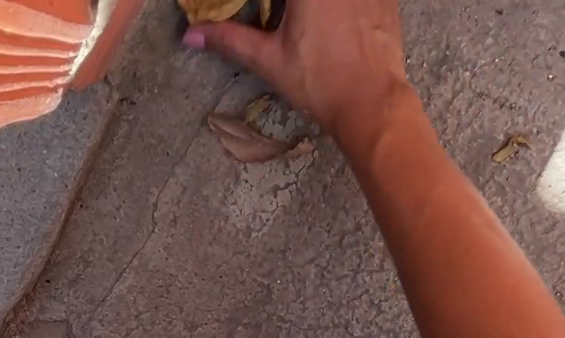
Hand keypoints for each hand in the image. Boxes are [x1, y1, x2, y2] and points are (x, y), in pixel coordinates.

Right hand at [184, 0, 414, 142]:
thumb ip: (230, 39)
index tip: (263, 15)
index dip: (261, 4)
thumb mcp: (269, 60)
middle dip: (285, 8)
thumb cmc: (319, 83)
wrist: (372, 101)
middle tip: (280, 22)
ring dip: (310, 10)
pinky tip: (334, 27)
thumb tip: (191, 34)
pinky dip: (340, 8)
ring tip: (307, 33)